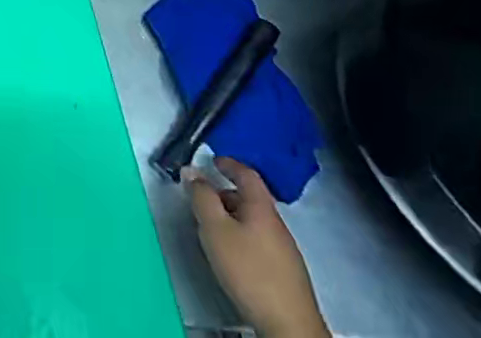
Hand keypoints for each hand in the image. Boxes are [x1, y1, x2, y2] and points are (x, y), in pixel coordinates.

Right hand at [184, 157, 329, 337]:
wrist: (289, 325)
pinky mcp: (285, 271)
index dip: (230, 164)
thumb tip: (192, 171)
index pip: (248, 175)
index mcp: (262, 209)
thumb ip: (201, 197)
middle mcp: (277, 224)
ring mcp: (285, 249)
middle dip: (225, 193)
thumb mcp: (214, 228)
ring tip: (211, 227)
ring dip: (232, 215)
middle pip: (250, 198)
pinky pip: (259, 239)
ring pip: (254, 221)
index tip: (213, 160)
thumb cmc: (248, 269)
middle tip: (201, 198)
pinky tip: (231, 252)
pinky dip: (241, 234)